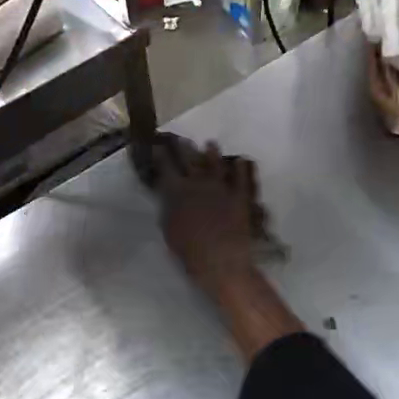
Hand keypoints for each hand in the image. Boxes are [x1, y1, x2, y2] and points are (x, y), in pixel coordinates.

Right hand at [156, 136, 259, 291]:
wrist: (220, 259)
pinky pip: (242, 178)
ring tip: (210, 144)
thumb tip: (167, 196)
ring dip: (212, 152)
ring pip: (216, 164)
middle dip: (183, 148)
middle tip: (180, 139)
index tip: (157, 146)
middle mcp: (198, 183)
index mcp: (178, 191)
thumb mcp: (168, 229)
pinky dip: (241, 168)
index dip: (160, 155)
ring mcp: (221, 188)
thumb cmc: (189, 250)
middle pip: (189, 159)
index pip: (166, 168)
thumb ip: (167, 208)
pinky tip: (241, 160)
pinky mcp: (240, 196)